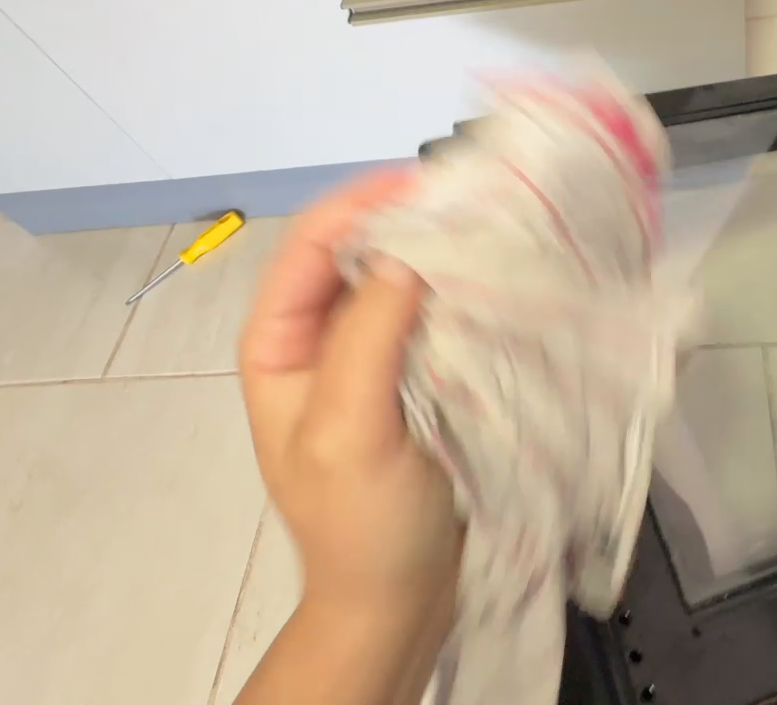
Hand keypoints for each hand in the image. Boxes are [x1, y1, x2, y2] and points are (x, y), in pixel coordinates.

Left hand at [236, 171, 461, 704]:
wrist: (401, 595)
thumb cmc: (361, 522)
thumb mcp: (350, 430)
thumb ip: (369, 336)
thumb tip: (408, 252)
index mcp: (282, 340)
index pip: (313, 245)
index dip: (364, 202)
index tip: (429, 182)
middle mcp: (323, 330)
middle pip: (359, 248)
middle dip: (408, 216)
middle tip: (472, 196)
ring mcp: (373, 346)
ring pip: (401, 273)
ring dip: (438, 246)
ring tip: (490, 221)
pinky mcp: (416, 363)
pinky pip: (434, 306)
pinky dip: (459, 283)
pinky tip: (494, 270)